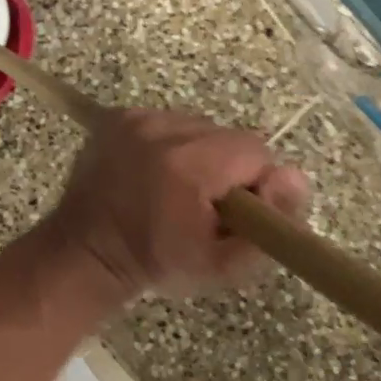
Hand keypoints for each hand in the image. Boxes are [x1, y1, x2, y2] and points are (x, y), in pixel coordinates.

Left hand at [44, 108, 310, 298]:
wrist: (87, 247)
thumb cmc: (157, 260)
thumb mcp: (225, 263)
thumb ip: (271, 222)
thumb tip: (293, 178)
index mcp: (186, 163)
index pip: (255, 151)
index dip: (259, 183)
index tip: (240, 211)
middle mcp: (158, 129)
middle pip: (226, 136)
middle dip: (230, 169)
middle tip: (208, 205)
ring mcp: (133, 118)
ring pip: (197, 126)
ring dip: (201, 154)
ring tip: (179, 190)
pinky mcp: (117, 117)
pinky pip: (167, 122)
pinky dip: (171, 144)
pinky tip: (157, 173)